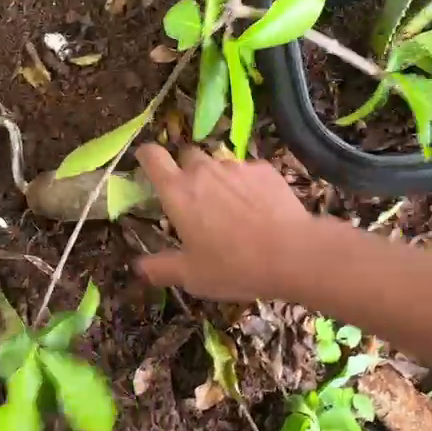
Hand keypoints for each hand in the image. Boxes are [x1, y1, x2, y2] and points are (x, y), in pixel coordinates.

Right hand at [134, 144, 317, 302]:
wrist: (292, 254)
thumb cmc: (234, 265)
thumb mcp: (193, 275)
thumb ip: (162, 268)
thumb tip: (138, 267)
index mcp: (177, 191)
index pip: (152, 155)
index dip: (146, 155)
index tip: (147, 163)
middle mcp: (203, 170)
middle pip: (186, 155)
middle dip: (186, 169)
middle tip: (195, 198)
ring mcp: (235, 167)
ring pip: (218, 163)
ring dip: (218, 178)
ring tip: (231, 207)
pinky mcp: (264, 170)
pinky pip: (248, 171)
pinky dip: (247, 184)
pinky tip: (259, 207)